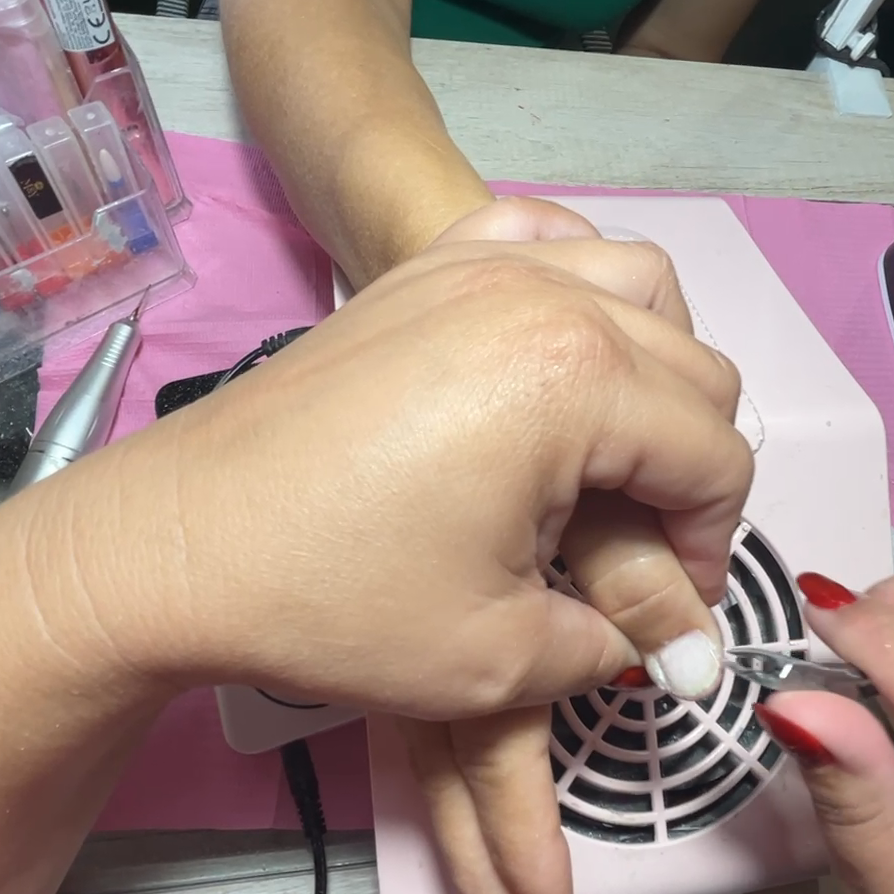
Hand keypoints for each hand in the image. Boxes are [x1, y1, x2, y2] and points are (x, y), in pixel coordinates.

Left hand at [21, 215, 748, 716]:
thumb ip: (611, 643)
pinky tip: (556, 336)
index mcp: (576, 382)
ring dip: (654, 366)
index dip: (713, 542)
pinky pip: (546, 235)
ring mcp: (481, 261)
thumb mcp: (496, 658)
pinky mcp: (427, 265)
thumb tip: (668, 645)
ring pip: (641, 284)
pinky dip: (579, 281)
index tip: (673, 603)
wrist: (176, 545)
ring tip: (610, 440)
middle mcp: (545, 294)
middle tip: (644, 539)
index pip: (716, 454)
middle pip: (696, 369)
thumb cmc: (333, 602)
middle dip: (691, 464)